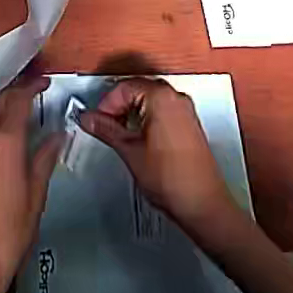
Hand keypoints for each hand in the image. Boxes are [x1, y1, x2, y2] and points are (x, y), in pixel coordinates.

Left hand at [0, 75, 61, 292]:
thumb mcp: (36, 194)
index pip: (18, 100)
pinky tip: (4, 128)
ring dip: (5, 102)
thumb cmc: (8, 234)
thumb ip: (44, 159)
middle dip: (19, 89)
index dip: (32, 86)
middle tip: (36, 88)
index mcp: (4, 142)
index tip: (44, 82)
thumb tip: (55, 137)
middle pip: (1, 101)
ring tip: (23, 103)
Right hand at [77, 78, 239, 234]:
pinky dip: (147, 117)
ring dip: (132, 111)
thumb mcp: (130, 151)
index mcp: (161, 97)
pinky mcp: (189, 124)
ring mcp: (185, 110)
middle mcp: (176, 98)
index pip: (124, 87)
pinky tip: (139, 138)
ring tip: (120, 133)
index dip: (106, 104)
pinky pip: (163, 109)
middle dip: (118, 106)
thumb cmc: (175, 181)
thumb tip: (91, 119)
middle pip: (138, 88)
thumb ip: (106, 129)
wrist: (202, 204)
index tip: (97, 120)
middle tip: (104, 124)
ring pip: (150, 98)